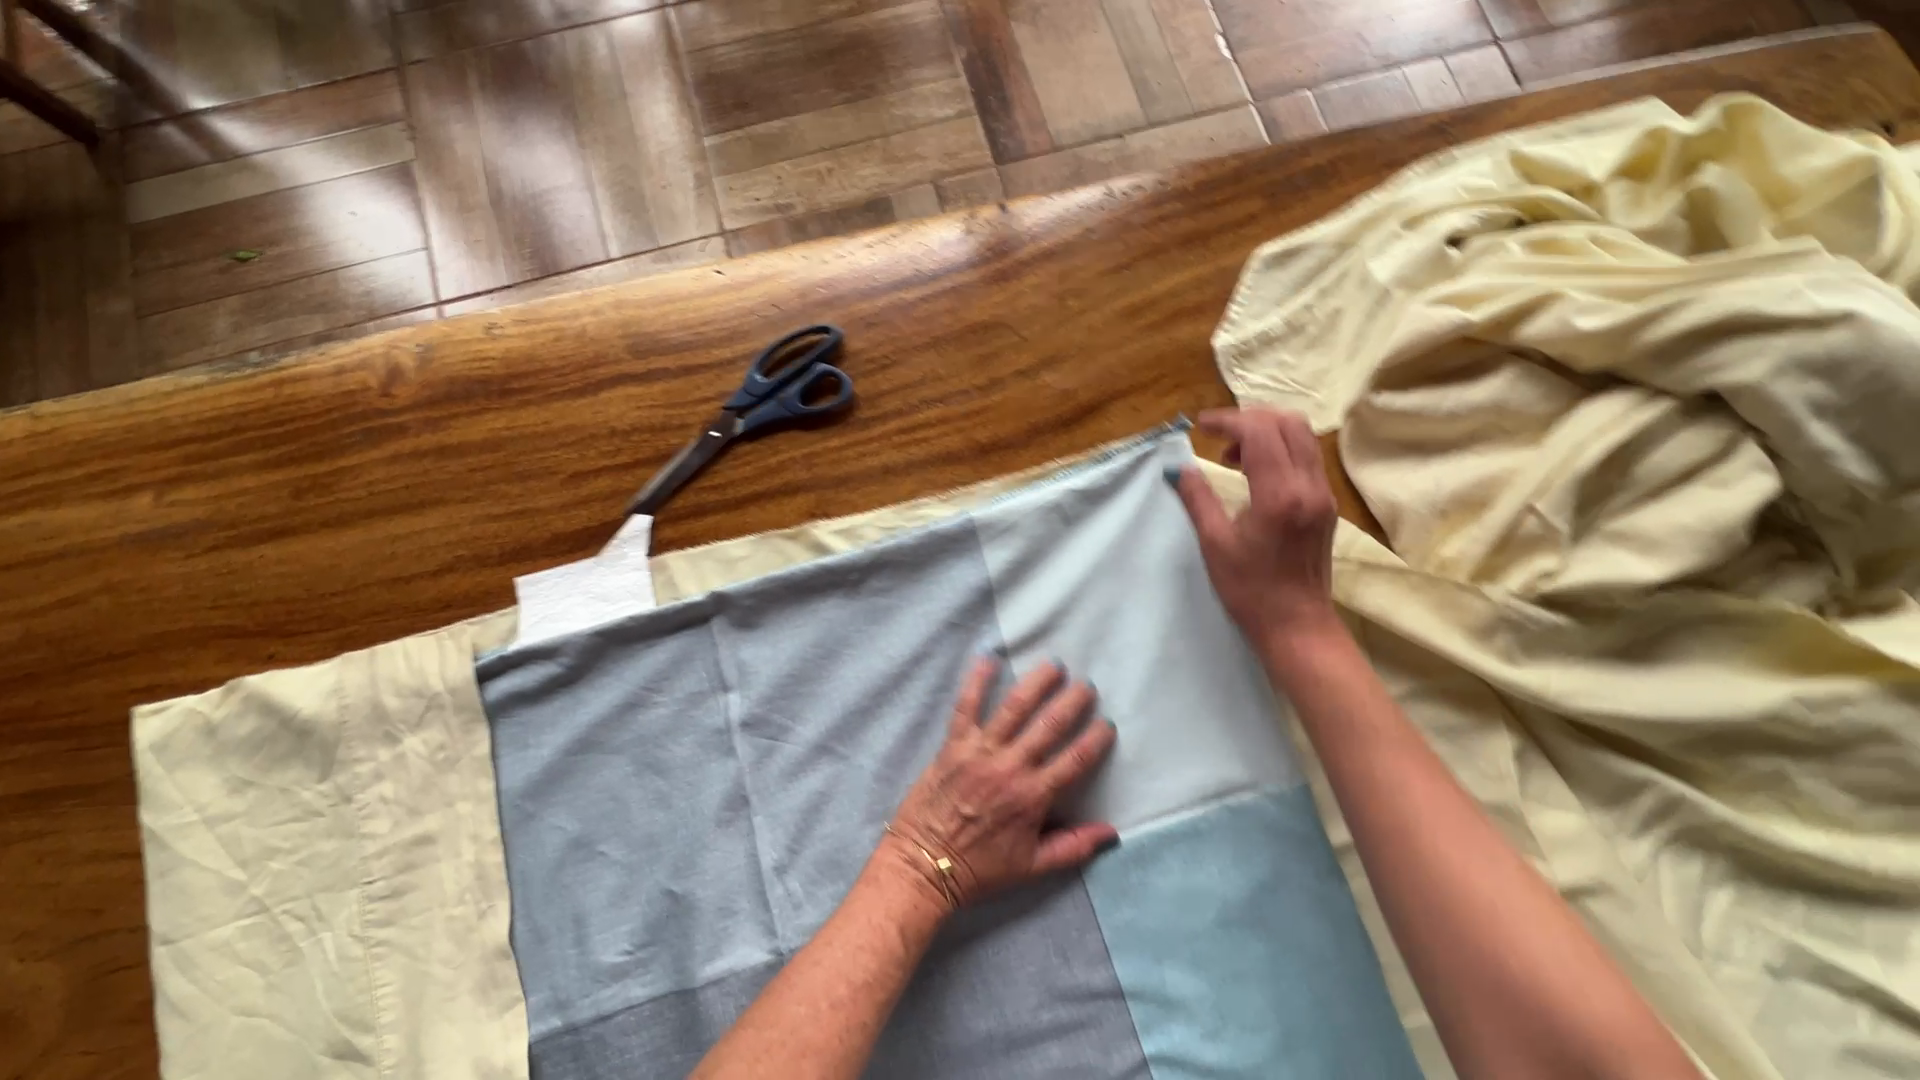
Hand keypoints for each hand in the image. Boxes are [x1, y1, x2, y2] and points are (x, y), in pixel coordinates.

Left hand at [883, 656, 1119, 911]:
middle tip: (1086, 685)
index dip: (1096, 739)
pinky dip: (976, 681)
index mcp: (1033, 797)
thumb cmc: (980, 869)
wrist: (925, 866)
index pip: (1076, 759)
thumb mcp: (1032, 867)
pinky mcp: (952, 746)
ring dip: (1036, 683)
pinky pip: (965, 706)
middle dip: (1072, 701)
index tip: (1107, 724)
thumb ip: (1074, 846)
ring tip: (1053, 665)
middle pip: (1049, 725)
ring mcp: (980, 753)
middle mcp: (1010, 768)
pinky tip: (988, 658)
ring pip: (1013, 708)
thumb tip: (1112, 832)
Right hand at [1169, 407, 1340, 654]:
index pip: (1259, 432)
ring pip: (1302, 436)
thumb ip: (1198, 499)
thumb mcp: (1214, 544)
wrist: (1296, 624)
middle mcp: (1309, 486)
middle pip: (1288, 423)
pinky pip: (1307, 457)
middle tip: (1218, 435)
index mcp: (1279, 495)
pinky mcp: (1326, 504)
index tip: (1200, 426)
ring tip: (1233, 456)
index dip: (1227, 420)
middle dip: (1250, 418)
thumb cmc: (1250, 590)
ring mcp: (1323, 494)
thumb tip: (1180, 469)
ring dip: (1267, 432)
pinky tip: (1255, 473)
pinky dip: (1280, 449)